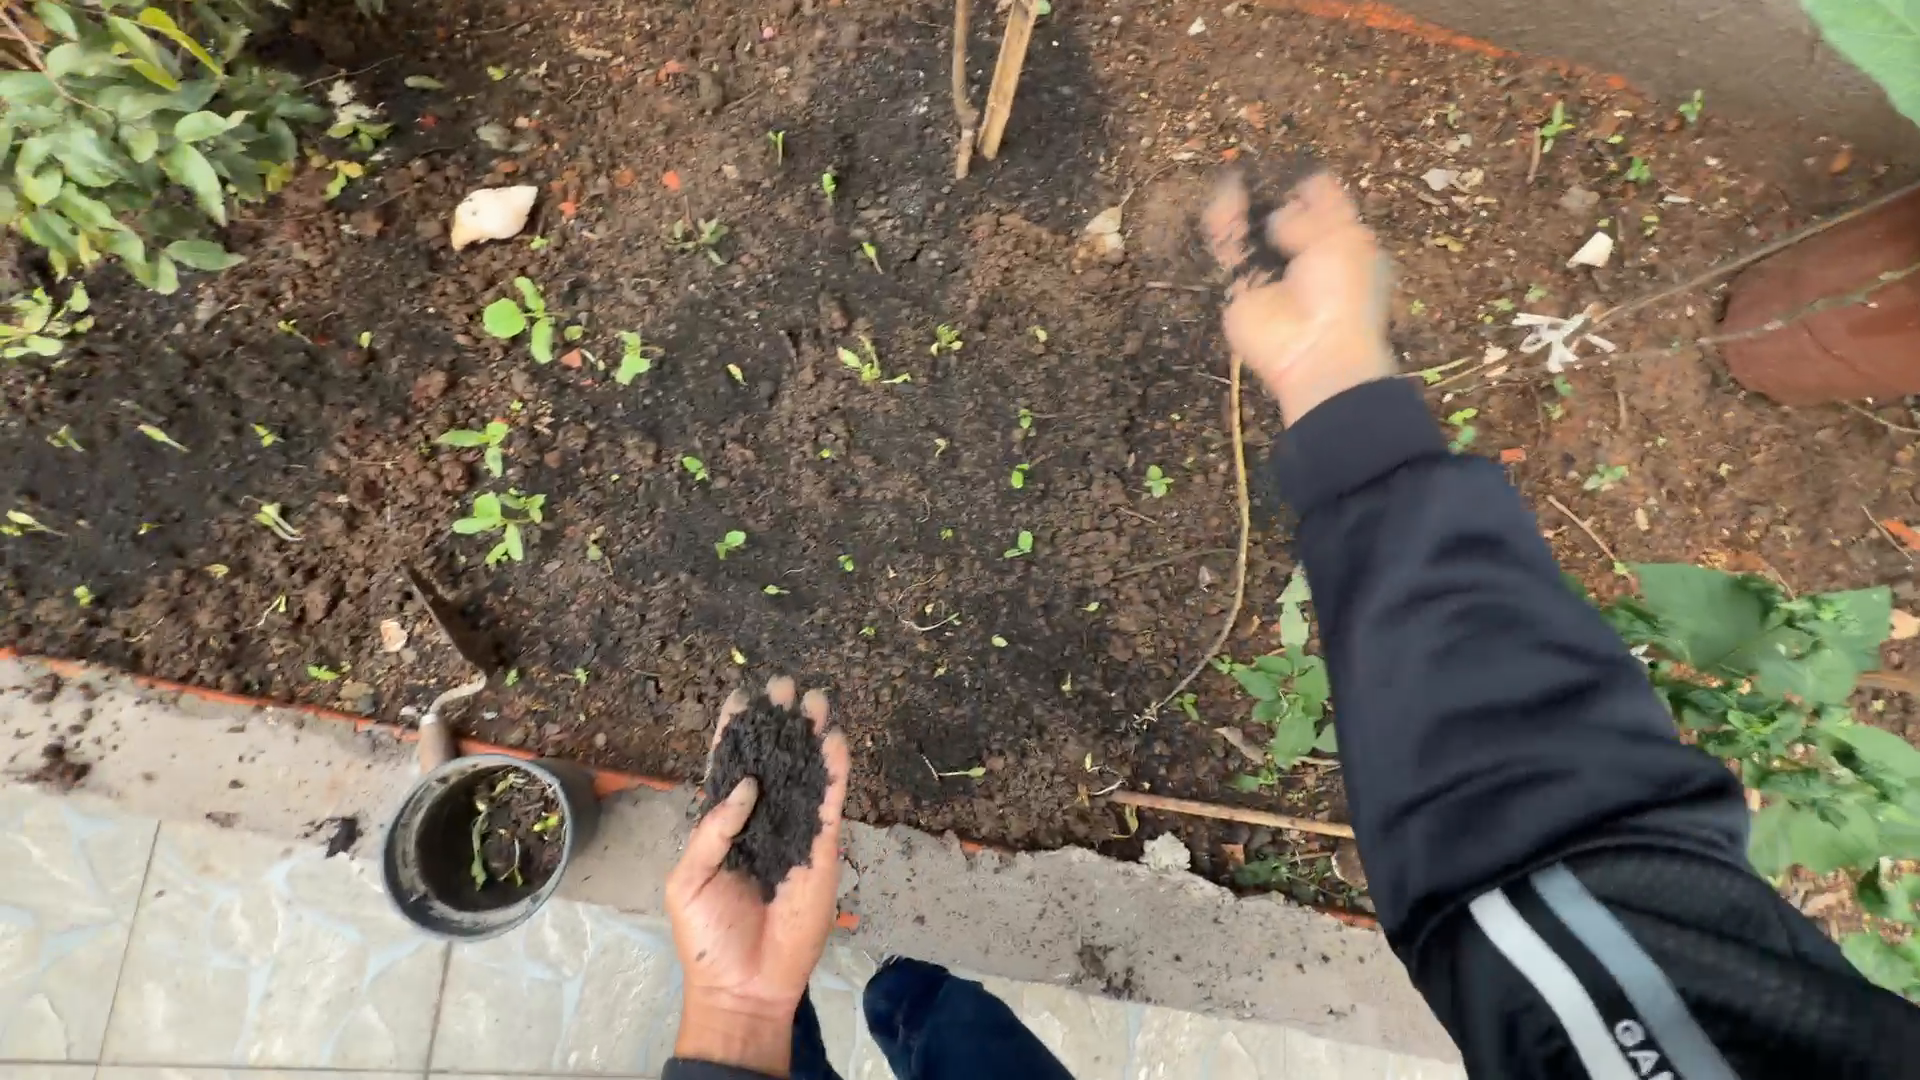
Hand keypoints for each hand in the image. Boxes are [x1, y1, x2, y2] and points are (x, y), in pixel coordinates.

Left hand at [667, 676, 850, 1076]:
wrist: (744, 984)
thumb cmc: (707, 936)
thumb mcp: (688, 880)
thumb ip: (713, 829)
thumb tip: (747, 784)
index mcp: (726, 823)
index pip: (731, 766)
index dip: (736, 732)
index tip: (741, 696)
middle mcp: (765, 816)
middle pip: (775, 758)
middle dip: (780, 722)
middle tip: (785, 686)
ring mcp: (796, 829)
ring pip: (807, 772)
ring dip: (812, 735)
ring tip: (816, 699)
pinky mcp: (823, 846)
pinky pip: (830, 802)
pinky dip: (835, 771)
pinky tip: (837, 740)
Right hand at [1202, 170, 1395, 423]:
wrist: (1315, 351)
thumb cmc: (1343, 293)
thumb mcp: (1341, 240)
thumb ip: (1308, 218)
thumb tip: (1278, 216)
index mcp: (1343, 243)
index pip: (1324, 206)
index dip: (1309, 186)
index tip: (1291, 168)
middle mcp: (1306, 257)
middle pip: (1284, 218)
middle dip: (1270, 195)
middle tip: (1253, 171)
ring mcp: (1271, 275)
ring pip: (1252, 235)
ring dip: (1241, 210)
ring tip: (1230, 182)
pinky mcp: (1240, 291)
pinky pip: (1230, 256)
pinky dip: (1222, 232)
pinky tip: (1218, 204)